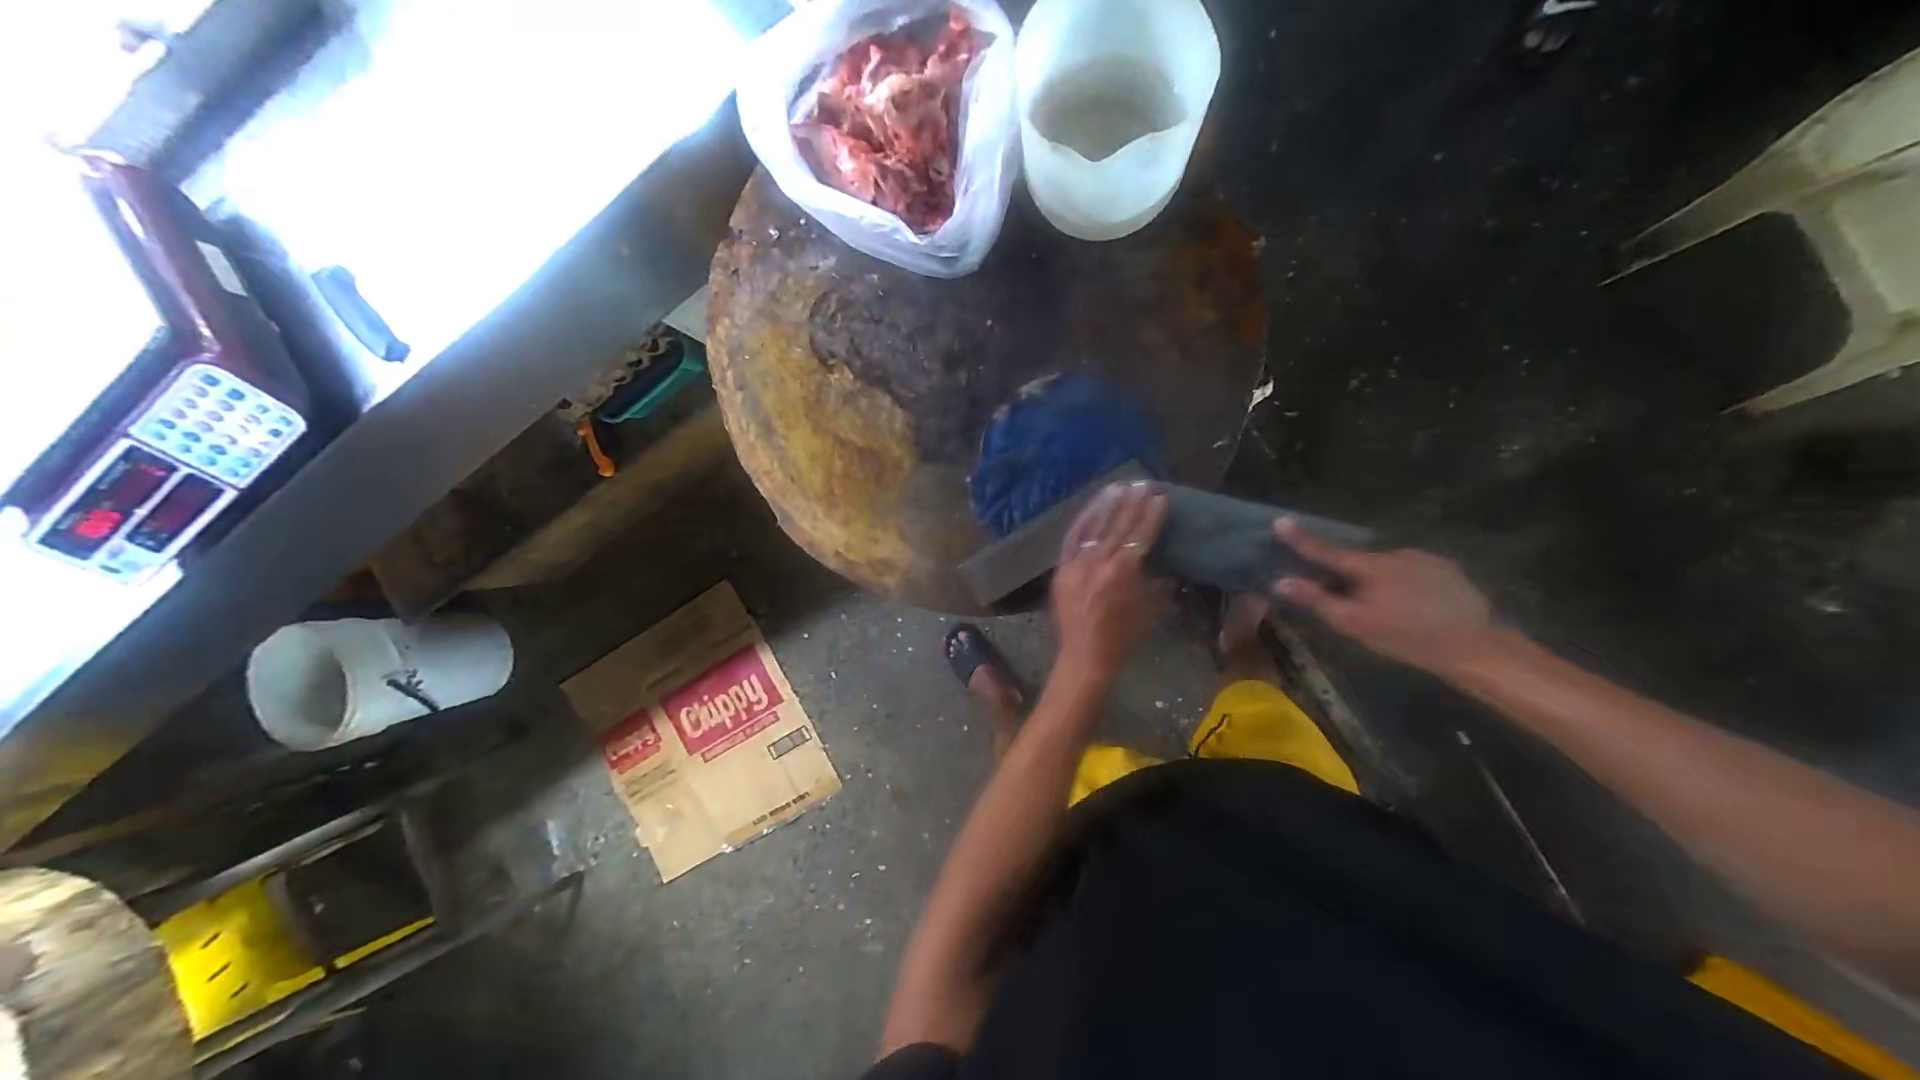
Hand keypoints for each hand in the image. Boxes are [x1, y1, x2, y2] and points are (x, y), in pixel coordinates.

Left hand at [1051, 482, 1170, 681]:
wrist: (1084, 657)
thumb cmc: (1122, 637)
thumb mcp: (1149, 610)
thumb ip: (1158, 584)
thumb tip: (1166, 567)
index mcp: (1121, 573)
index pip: (1139, 535)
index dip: (1150, 515)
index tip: (1159, 497)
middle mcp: (1097, 563)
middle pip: (1116, 526)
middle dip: (1131, 503)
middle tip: (1141, 484)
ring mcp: (1075, 565)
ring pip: (1092, 527)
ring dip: (1106, 505)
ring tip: (1118, 487)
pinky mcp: (1061, 570)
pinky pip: (1072, 540)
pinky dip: (1083, 522)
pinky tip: (1092, 508)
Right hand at [1272, 519, 1496, 674]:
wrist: (1476, 647)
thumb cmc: (1406, 637)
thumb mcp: (1354, 623)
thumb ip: (1317, 600)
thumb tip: (1281, 581)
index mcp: (1369, 566)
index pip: (1326, 550)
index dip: (1301, 539)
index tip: (1280, 521)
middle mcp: (1395, 553)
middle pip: (1359, 563)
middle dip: (1349, 578)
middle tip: (1353, 605)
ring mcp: (1425, 558)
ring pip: (1387, 568)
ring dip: (1380, 583)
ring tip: (1391, 612)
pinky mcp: (1447, 569)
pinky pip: (1413, 571)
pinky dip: (1405, 584)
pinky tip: (1416, 607)